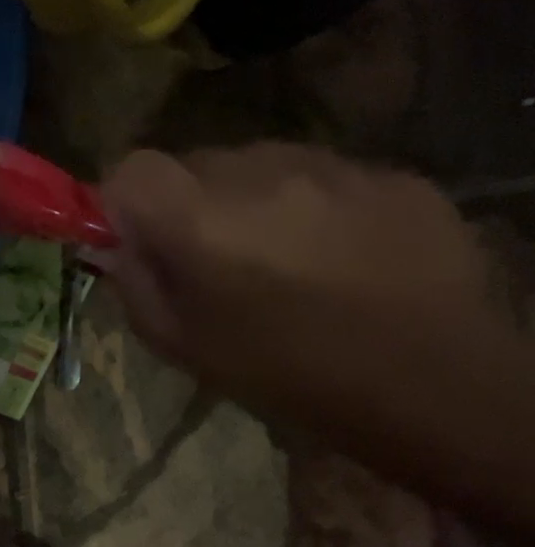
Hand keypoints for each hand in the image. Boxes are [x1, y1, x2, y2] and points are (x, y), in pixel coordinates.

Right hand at [95, 143, 502, 428]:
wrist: (430, 384)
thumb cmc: (281, 370)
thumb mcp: (176, 339)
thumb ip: (133, 281)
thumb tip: (116, 245)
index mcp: (198, 219)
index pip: (134, 167)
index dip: (127, 199)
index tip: (138, 236)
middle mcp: (261, 176)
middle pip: (197, 161)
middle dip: (190, 199)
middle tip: (210, 253)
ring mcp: (335, 170)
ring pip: (263, 163)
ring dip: (253, 198)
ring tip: (280, 253)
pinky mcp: (394, 177)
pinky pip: (328, 176)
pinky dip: (316, 205)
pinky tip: (338, 254)